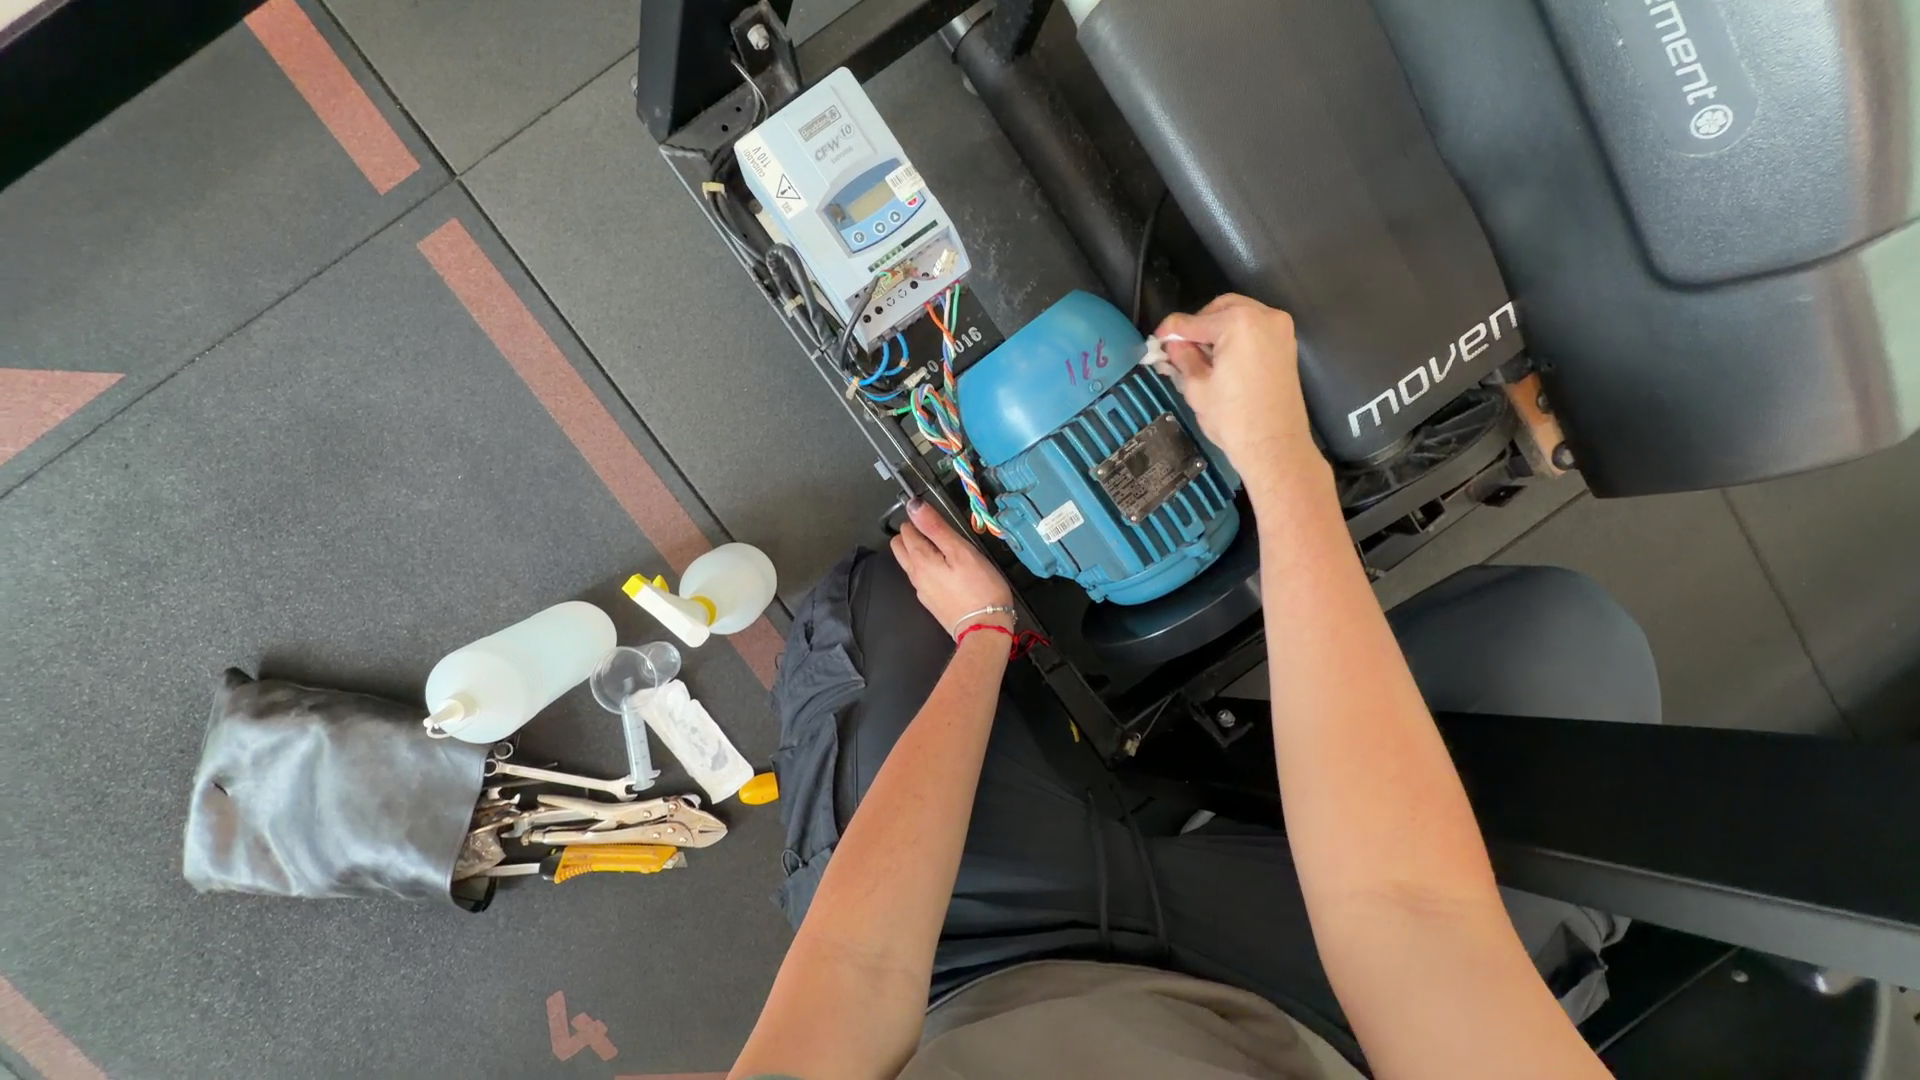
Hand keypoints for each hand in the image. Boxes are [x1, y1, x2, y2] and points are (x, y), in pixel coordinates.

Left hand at [890, 500, 1014, 636]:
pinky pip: (922, 578)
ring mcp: (921, 591)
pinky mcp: (931, 602)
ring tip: (945, 549)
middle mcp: (914, 575)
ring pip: (911, 563)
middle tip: (937, 532)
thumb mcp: (960, 551)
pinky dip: (928, 568)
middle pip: (900, 547)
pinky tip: (947, 570)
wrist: (985, 629)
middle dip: (912, 534)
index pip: (906, 530)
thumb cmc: (979, 588)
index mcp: (919, 559)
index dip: (919, 519)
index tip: (936, 518)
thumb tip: (914, 506)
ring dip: (920, 551)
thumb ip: (935, 527)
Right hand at [1156, 295, 1320, 486]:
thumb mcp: (1197, 387)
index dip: (1170, 331)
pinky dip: (1236, 336)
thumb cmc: (1233, 419)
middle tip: (1180, 347)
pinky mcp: (1286, 345)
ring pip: (1240, 315)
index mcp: (1239, 323)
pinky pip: (1255, 328)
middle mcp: (1264, 317)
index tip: (1157, 339)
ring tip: (1200, 355)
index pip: (1194, 321)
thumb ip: (1183, 358)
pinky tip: (1221, 358)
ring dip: (1217, 328)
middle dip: (1198, 325)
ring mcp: (1280, 329)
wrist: (1274, 446)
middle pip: (1220, 308)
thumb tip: (1172, 345)